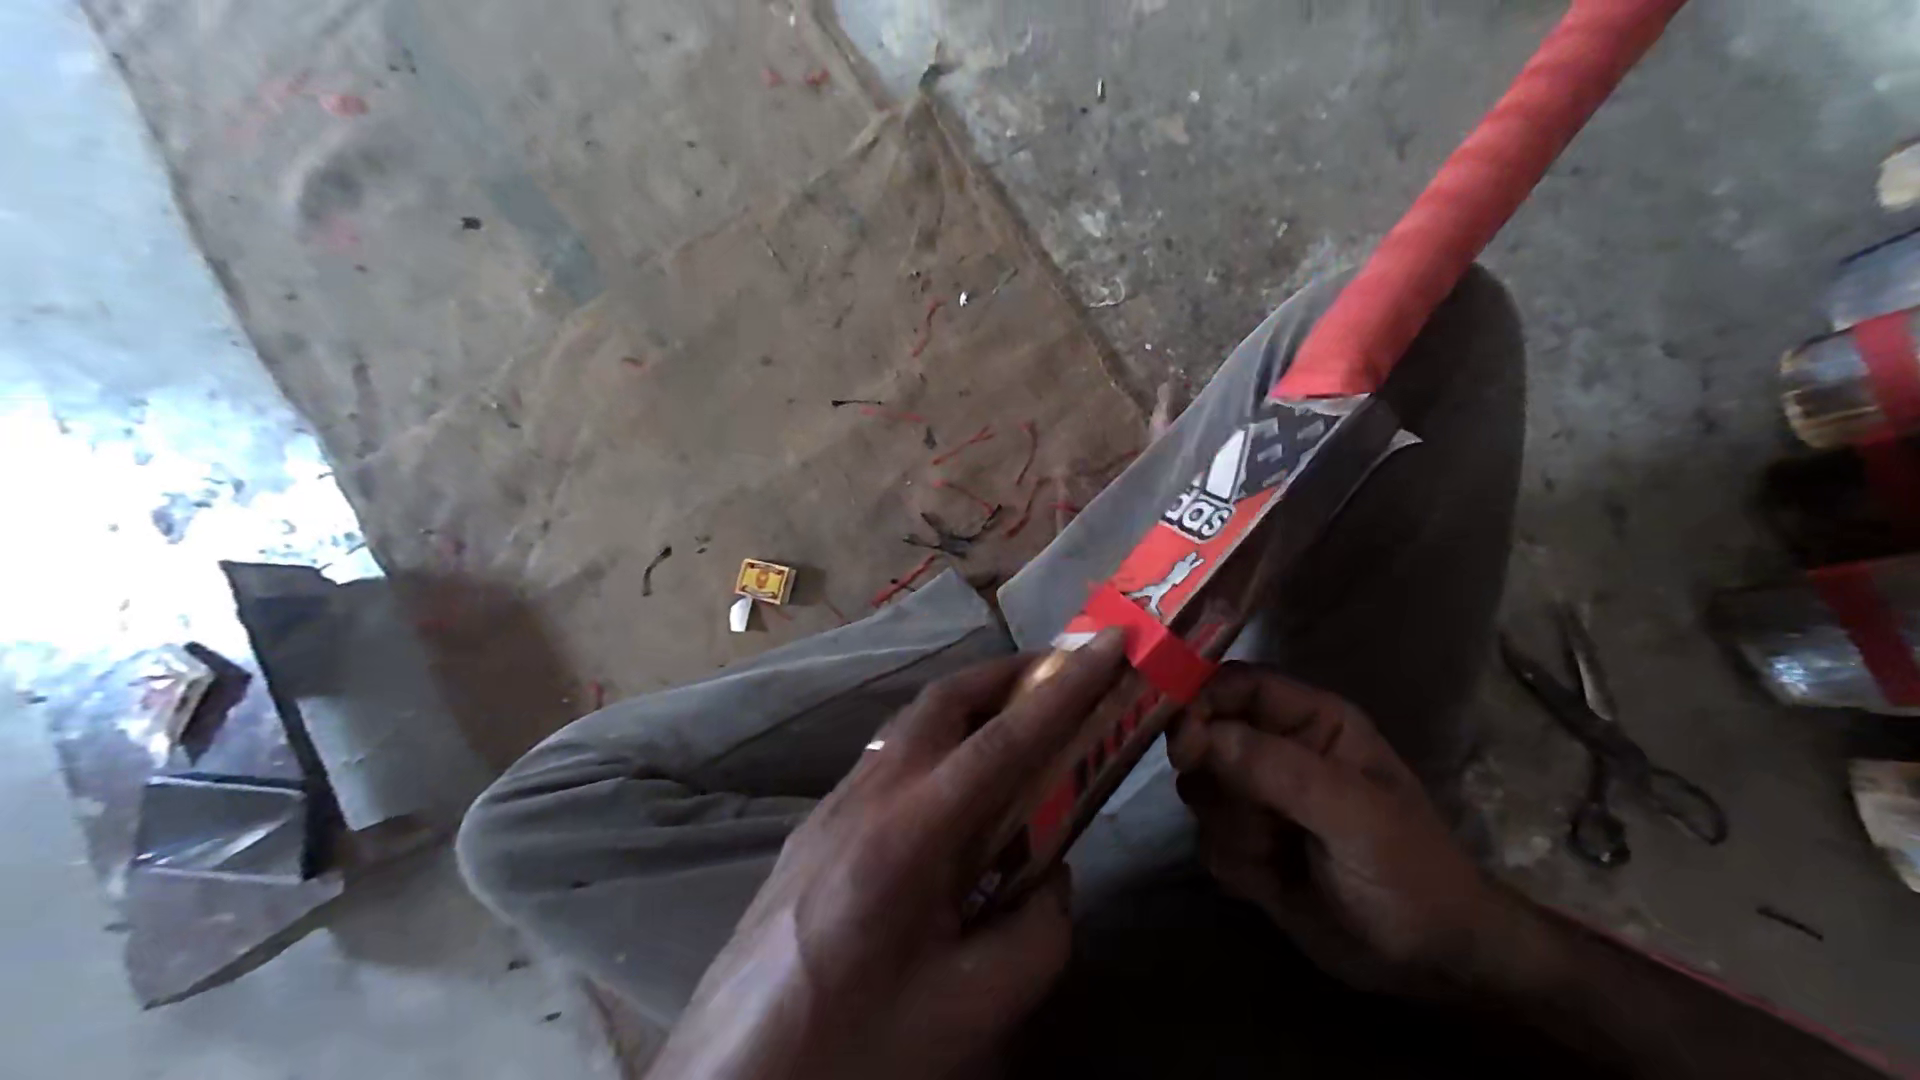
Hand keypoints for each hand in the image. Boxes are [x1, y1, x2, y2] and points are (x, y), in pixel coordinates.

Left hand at [648, 631, 1127, 1079]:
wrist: (733, 1076)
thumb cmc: (855, 1043)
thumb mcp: (971, 1011)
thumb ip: (1037, 936)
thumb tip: (1051, 878)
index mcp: (910, 833)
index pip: (1005, 739)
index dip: (1067, 689)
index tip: (1110, 644)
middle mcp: (868, 795)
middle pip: (944, 701)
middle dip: (1007, 674)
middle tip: (1058, 674)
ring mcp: (832, 803)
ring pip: (909, 725)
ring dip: (966, 707)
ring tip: (1011, 724)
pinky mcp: (814, 824)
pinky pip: (886, 758)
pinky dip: (932, 744)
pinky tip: (950, 790)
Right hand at [1167, 662, 1503, 992]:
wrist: (1429, 965)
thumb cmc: (1409, 871)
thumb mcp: (1355, 814)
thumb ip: (1280, 768)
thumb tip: (1201, 734)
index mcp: (1312, 722)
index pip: (1239, 685)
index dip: (1202, 698)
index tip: (1181, 735)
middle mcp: (1276, 750)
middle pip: (1204, 733)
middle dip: (1208, 769)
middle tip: (1229, 802)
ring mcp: (1256, 798)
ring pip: (1199, 787)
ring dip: (1226, 822)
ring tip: (1272, 850)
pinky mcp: (1243, 842)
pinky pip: (1205, 835)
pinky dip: (1230, 858)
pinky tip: (1269, 879)